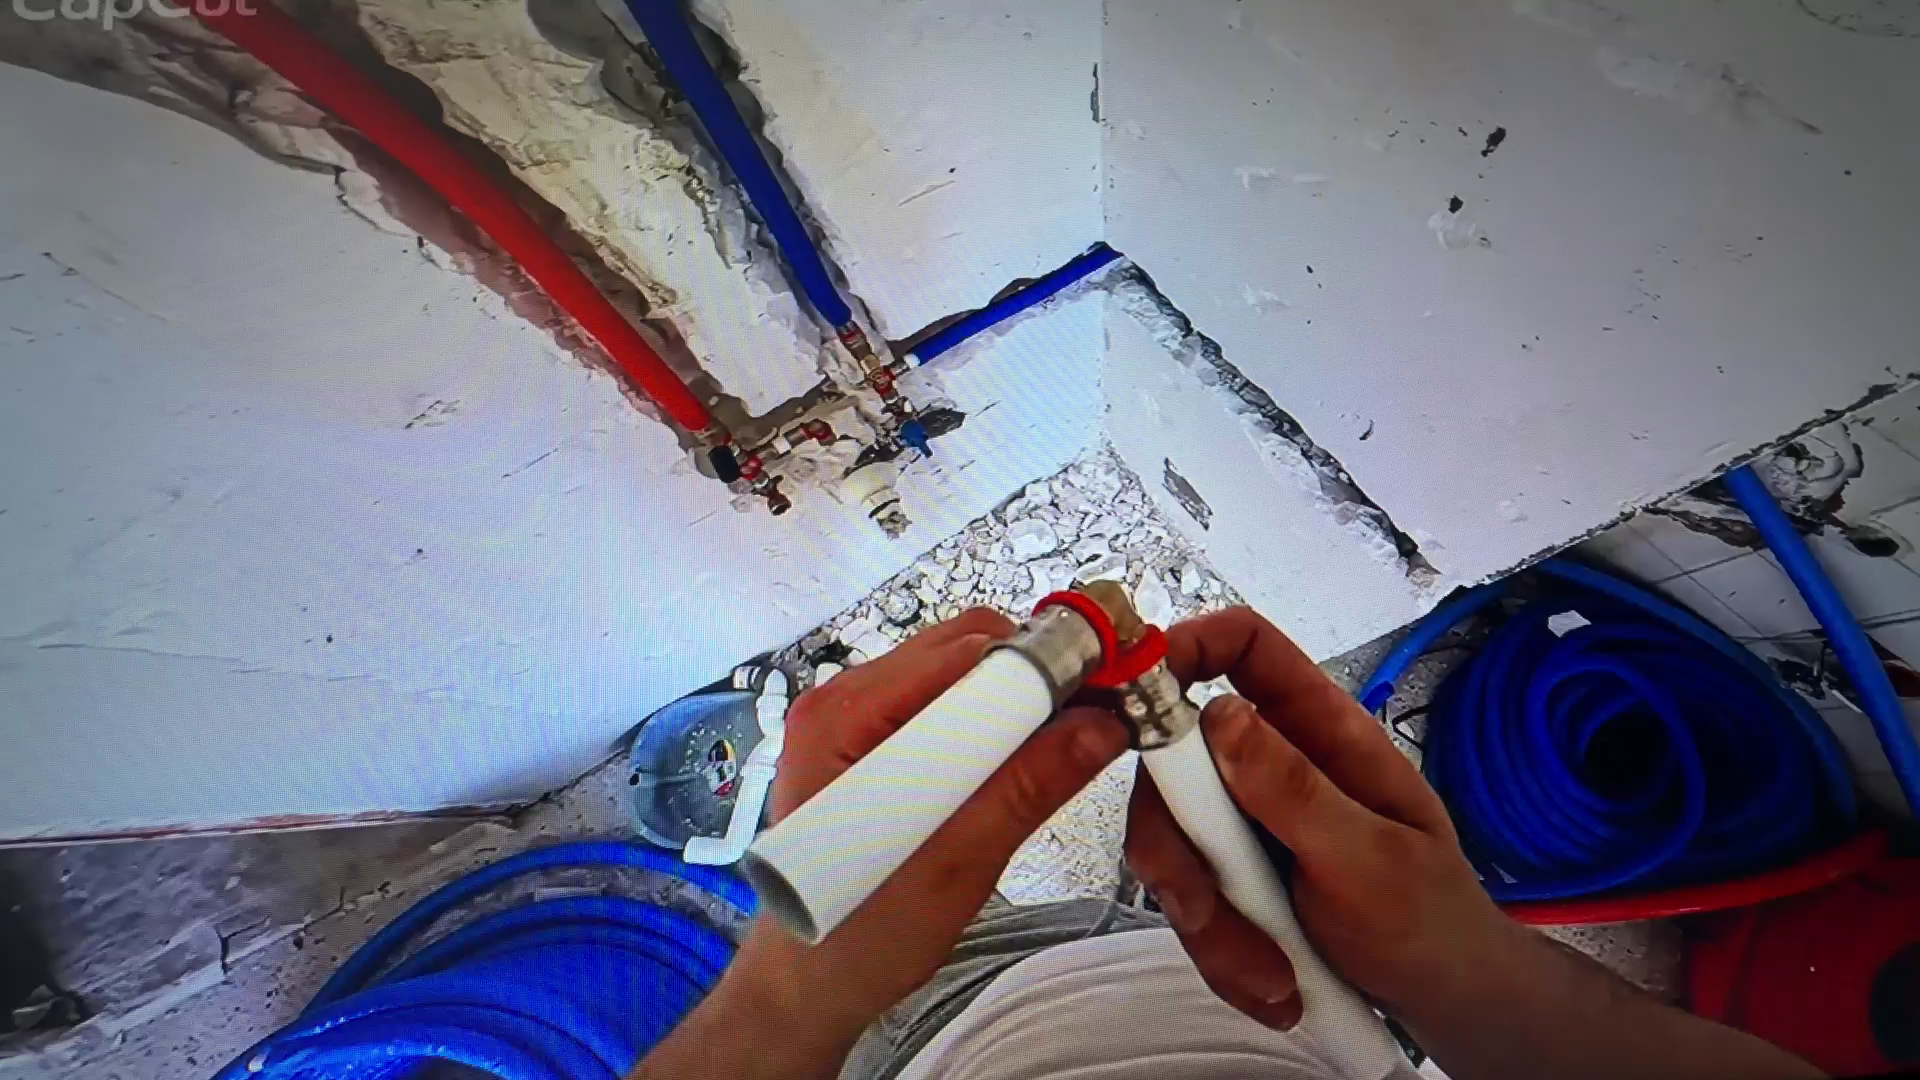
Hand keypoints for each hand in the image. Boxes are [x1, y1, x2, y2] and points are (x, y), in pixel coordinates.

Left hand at [727, 607, 1131, 1047]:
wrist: (806, 979)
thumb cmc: (856, 938)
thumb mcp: (954, 867)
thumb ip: (1025, 791)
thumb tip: (1098, 729)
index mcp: (844, 717)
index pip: (961, 653)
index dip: (1036, 668)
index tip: (1094, 691)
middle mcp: (841, 698)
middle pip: (959, 647)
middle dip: (1030, 677)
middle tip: (1082, 720)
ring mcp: (852, 711)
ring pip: (956, 667)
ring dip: (1010, 697)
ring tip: (1048, 745)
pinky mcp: (868, 731)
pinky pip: (942, 697)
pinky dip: (985, 715)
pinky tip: (1007, 756)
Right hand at [1124, 607, 1521, 1029]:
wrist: (1439, 1000)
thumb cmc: (1431, 921)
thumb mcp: (1374, 859)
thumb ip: (1295, 789)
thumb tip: (1215, 712)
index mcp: (1313, 726)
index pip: (1243, 646)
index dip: (1188, 645)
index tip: (1135, 691)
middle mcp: (1260, 757)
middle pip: (1173, 754)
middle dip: (1177, 840)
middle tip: (1203, 909)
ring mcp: (1234, 811)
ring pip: (1166, 832)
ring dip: (1203, 916)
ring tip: (1269, 979)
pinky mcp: (1218, 862)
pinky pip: (1179, 888)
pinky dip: (1213, 945)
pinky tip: (1270, 984)